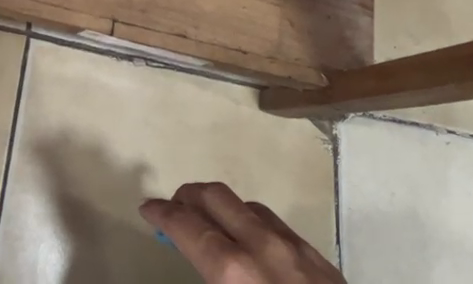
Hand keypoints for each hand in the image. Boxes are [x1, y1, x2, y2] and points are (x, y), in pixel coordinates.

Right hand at [141, 183, 344, 283]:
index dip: (162, 213)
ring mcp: (298, 253)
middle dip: (188, 197)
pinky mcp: (325, 266)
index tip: (147, 209)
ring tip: (209, 225)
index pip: (187, 224)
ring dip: (222, 208)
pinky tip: (253, 247)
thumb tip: (196, 265)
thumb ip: (210, 278)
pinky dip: (253, 223)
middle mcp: (263, 250)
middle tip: (173, 209)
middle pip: (217, 198)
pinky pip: (279, 227)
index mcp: (233, 272)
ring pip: (249, 207)